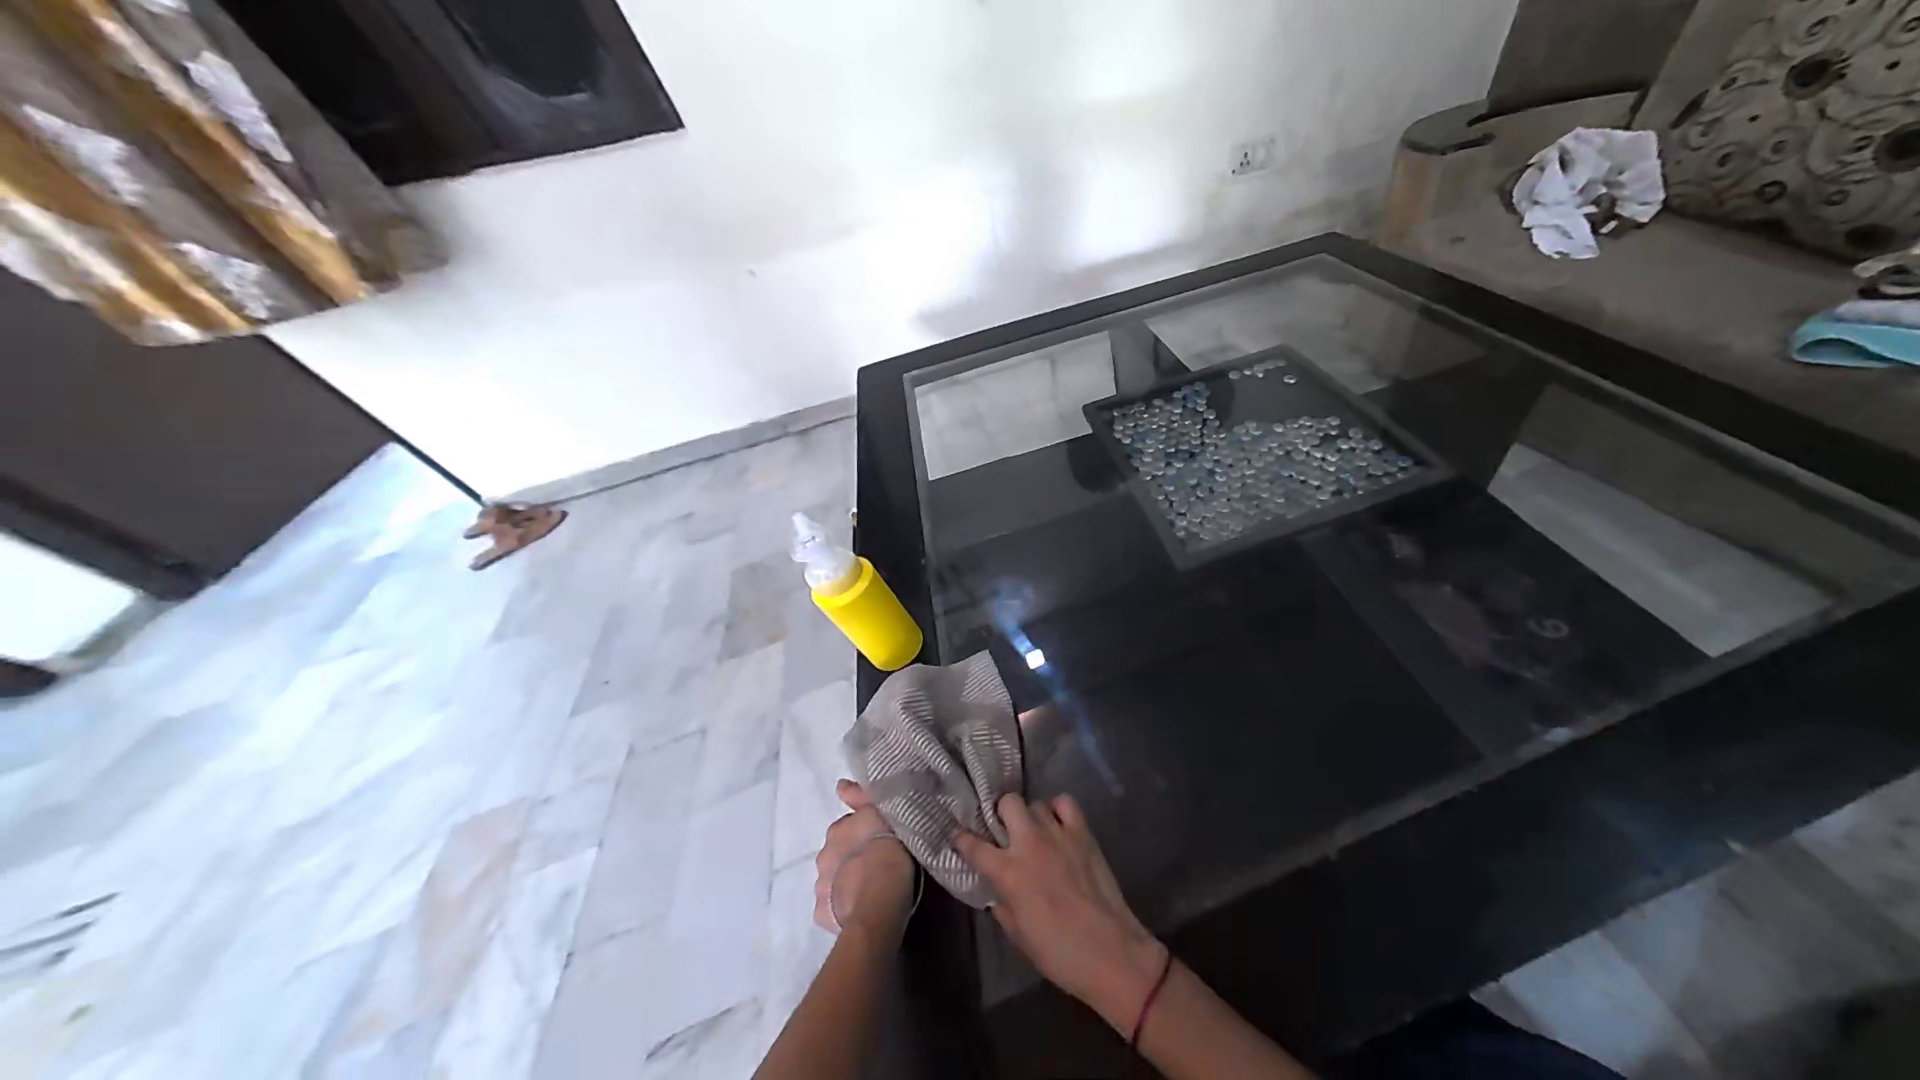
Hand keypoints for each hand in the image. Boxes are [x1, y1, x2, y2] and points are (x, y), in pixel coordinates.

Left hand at [813, 780, 914, 936]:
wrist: (879, 901)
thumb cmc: (887, 852)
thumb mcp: (882, 814)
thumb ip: (861, 797)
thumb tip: (840, 785)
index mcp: (838, 830)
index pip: (848, 826)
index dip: (863, 832)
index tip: (878, 838)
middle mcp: (823, 855)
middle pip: (838, 853)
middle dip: (851, 856)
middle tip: (875, 864)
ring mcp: (820, 887)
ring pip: (833, 880)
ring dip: (845, 881)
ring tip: (868, 890)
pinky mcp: (822, 915)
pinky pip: (831, 909)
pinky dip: (841, 908)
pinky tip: (857, 909)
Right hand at [954, 793, 1167, 1032]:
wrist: (1111, 952)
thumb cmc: (1058, 952)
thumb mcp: (1017, 935)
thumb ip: (1002, 904)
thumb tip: (998, 889)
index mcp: (1008, 871)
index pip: (972, 845)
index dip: (961, 839)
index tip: (959, 838)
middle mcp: (1029, 843)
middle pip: (1007, 803)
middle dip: (1001, 814)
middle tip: (1005, 832)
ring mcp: (1058, 833)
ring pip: (1035, 802)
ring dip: (1030, 816)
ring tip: (1035, 832)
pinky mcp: (1083, 833)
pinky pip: (1065, 803)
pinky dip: (1058, 809)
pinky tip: (1058, 825)